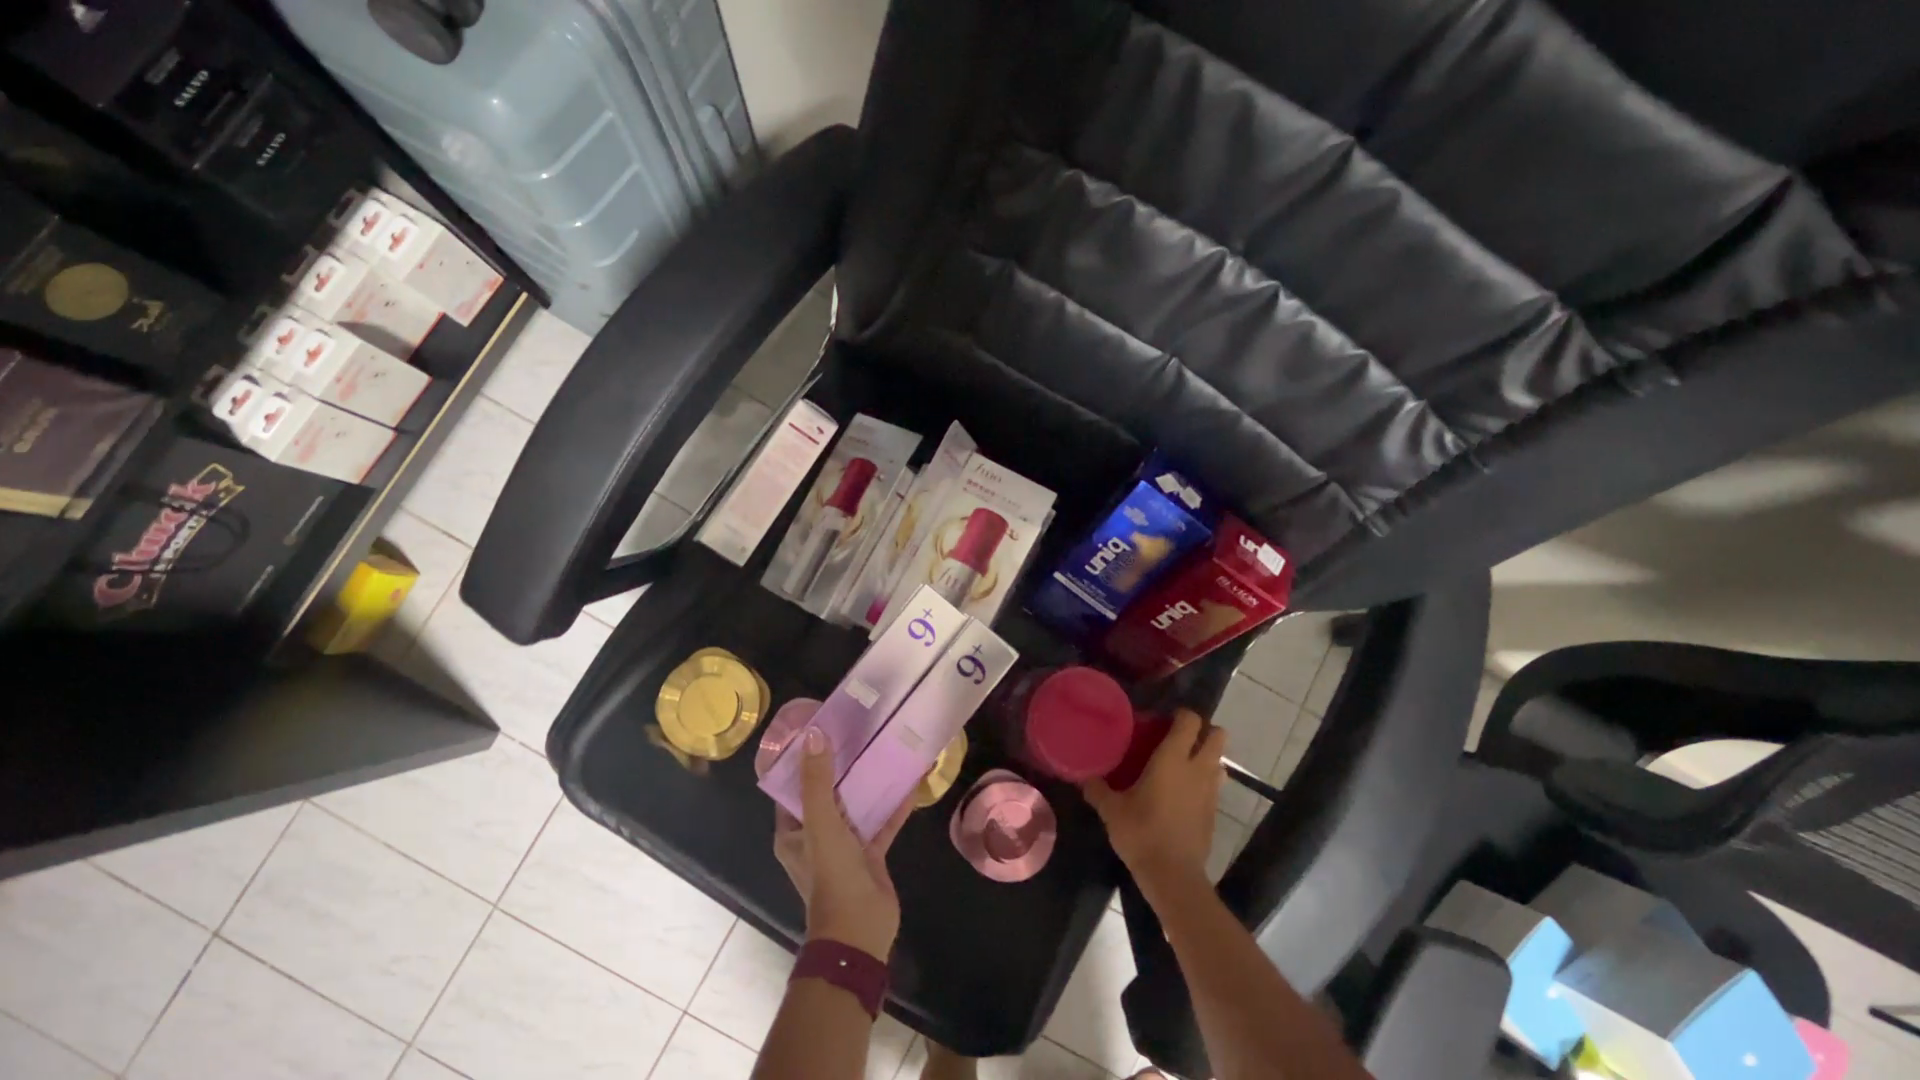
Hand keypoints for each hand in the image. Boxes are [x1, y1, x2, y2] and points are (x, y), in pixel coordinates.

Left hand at [772, 728, 912, 959]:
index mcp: (792, 831)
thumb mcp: (821, 823)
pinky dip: (893, 806)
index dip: (803, 760)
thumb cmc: (832, 875)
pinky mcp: (870, 855)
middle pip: (826, 793)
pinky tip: (911, 783)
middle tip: (859, 733)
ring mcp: (844, 847)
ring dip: (868, 783)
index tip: (821, 729)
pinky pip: (880, 823)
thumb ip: (818, 781)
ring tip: (885, 750)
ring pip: (855, 807)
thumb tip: (813, 735)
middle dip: (841, 766)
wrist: (860, 931)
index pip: (792, 788)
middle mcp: (815, 836)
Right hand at [1082, 708, 1223, 890]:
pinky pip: (1215, 785)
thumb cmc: (1141, 833)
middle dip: (1204, 731)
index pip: (1190, 721)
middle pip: (1218, 735)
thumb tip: (1083, 777)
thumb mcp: (1111, 811)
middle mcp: (1198, 769)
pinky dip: (1205, 782)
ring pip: (1219, 761)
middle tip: (1179, 739)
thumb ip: (1097, 789)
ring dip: (1207, 757)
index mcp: (1173, 759)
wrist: (1173, 875)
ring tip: (1183, 765)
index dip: (1181, 715)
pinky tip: (1184, 795)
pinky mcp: (1214, 812)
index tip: (1164, 719)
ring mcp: (1211, 791)